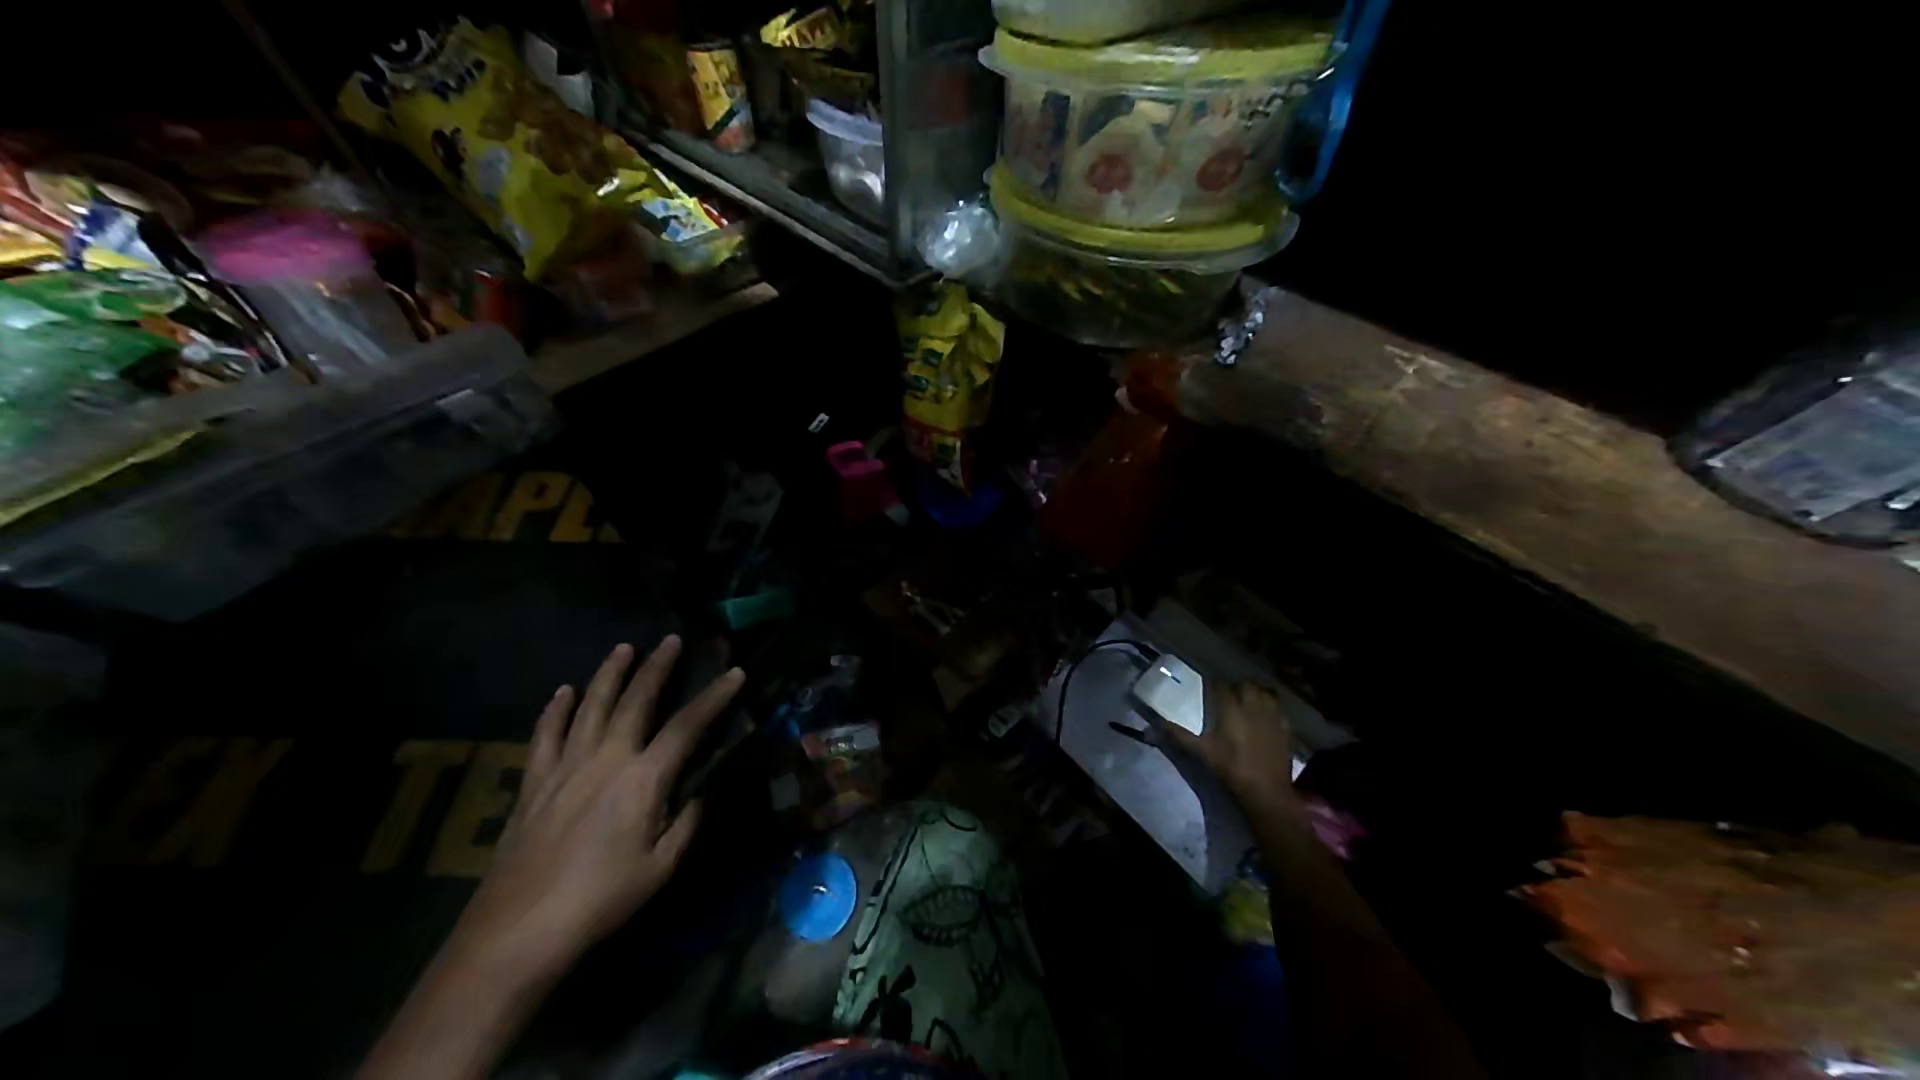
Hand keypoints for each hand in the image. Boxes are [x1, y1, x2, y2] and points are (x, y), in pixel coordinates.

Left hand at [446, 637, 744, 981]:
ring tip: (623, 648)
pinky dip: (555, 708)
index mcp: (643, 779)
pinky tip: (562, 691)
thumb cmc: (601, 899)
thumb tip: (701, 790)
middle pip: (635, 700)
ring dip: (609, 674)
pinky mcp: (534, 781)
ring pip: (590, 705)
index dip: (714, 697)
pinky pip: (545, 733)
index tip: (734, 672)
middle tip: (671, 640)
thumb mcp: (661, 867)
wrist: (519, 929)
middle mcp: (606, 758)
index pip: (687, 725)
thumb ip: (687, 821)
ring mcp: (565, 765)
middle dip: (657, 667)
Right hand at [1157, 681, 1302, 817]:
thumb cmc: (1230, 769)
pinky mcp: (1286, 730)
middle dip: (1237, 686)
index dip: (1215, 684)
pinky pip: (1279, 710)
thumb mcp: (1201, 753)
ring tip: (1249, 701)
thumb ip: (1179, 736)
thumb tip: (1156, 724)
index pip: (1222, 686)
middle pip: (1247, 685)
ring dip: (1257, 693)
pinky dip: (1272, 708)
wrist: (1266, 792)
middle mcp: (1253, 707)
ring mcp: (1273, 717)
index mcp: (1231, 709)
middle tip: (1228, 695)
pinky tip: (1266, 717)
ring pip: (1267, 693)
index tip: (1209, 687)